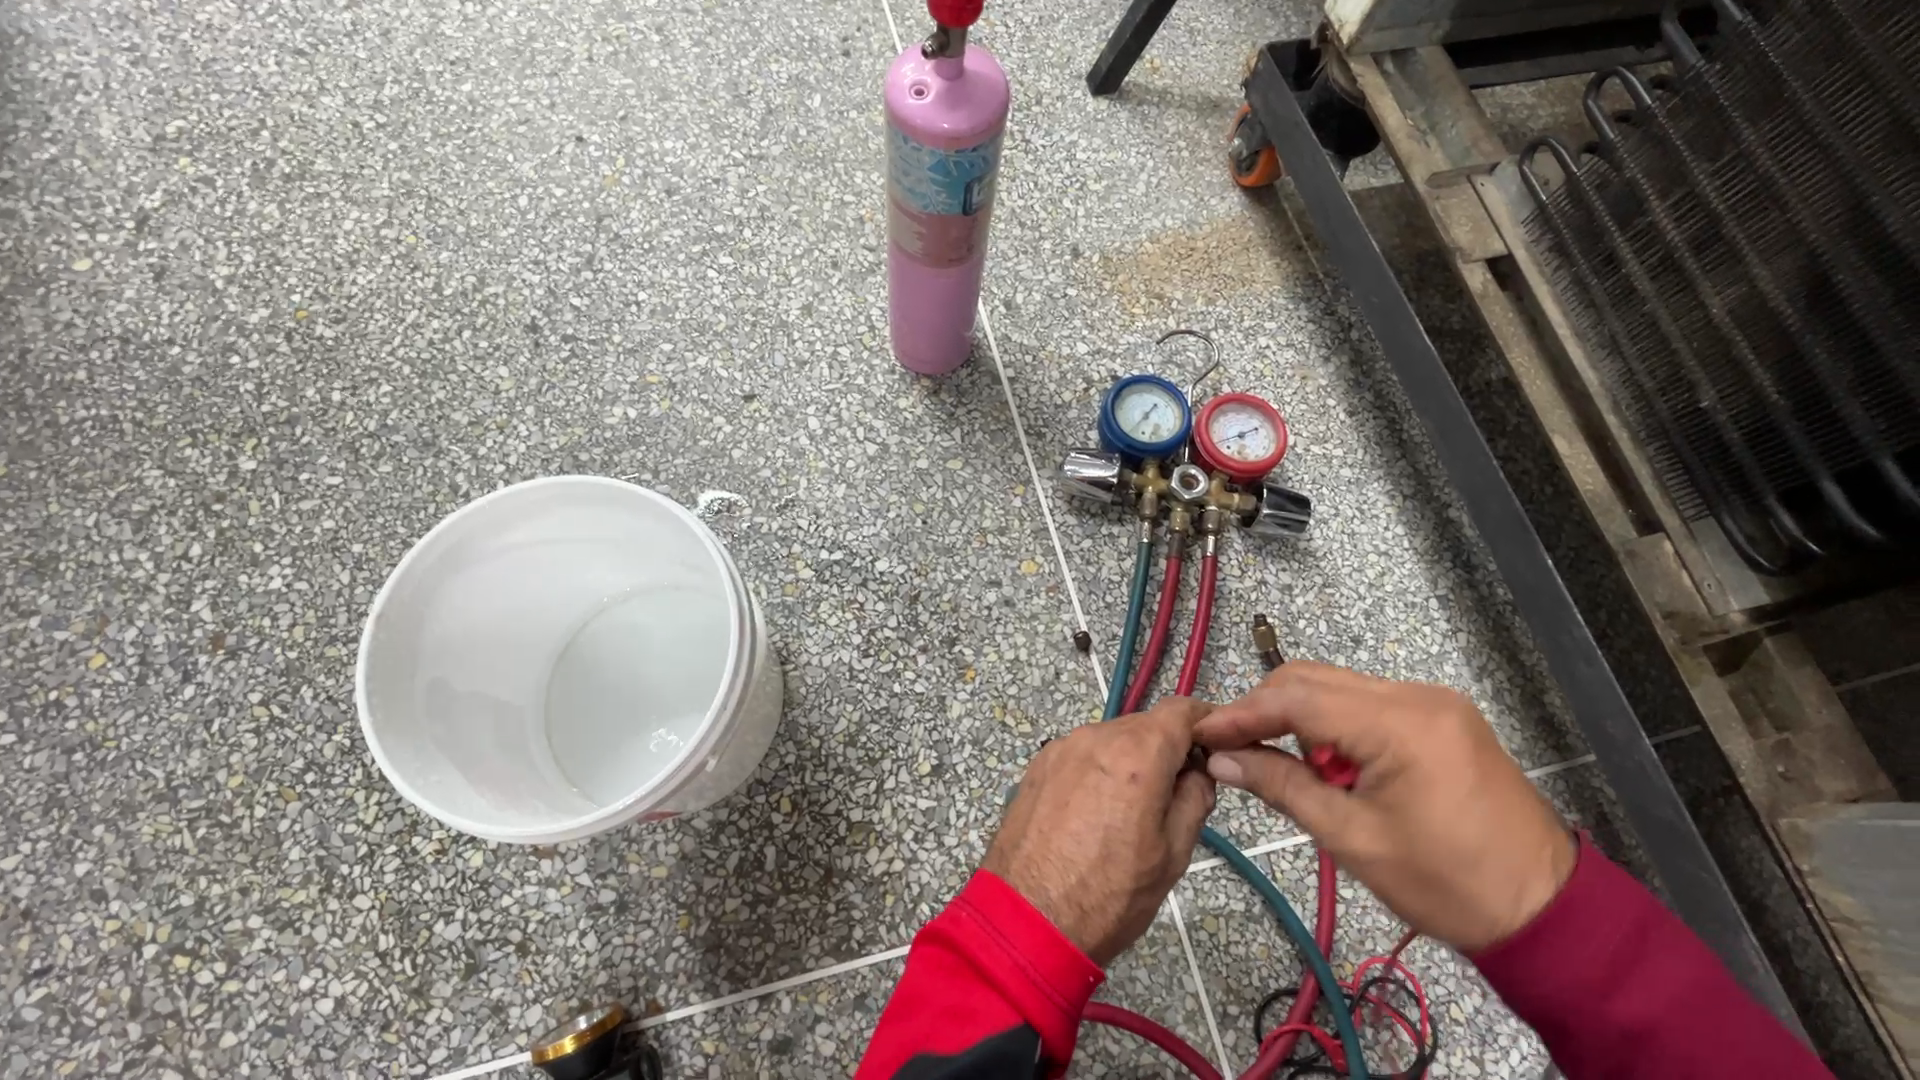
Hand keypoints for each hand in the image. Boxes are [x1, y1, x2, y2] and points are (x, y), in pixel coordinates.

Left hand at [983, 698, 1216, 965]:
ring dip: (1131, 761)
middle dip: (1167, 749)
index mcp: (1136, 753)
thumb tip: (1197, 769)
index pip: (1181, 710)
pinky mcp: (1037, 766)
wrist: (1027, 920)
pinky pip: (1082, 755)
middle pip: (1145, 725)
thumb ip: (1194, 797)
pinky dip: (1099, 770)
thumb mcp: (1173, 853)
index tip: (1216, 746)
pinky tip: (1097, 812)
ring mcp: (1061, 749)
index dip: (1205, 722)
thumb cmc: (1110, 894)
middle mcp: (1096, 737)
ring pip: (1111, 740)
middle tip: (1178, 793)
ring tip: (1133, 812)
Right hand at [1195, 662, 1575, 952]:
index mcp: (1399, 723)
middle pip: (1314, 678)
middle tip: (1229, 745)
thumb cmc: (1447, 883)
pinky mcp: (1440, 717)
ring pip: (1338, 687)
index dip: (1242, 712)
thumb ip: (1282, 787)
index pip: (1298, 697)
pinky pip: (1367, 703)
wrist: (1547, 910)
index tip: (1202, 733)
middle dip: (1264, 708)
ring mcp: (1433, 703)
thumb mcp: (1353, 839)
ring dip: (1296, 716)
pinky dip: (1331, 724)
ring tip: (1269, 759)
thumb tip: (1222, 759)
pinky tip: (1320, 761)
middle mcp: (1416, 696)